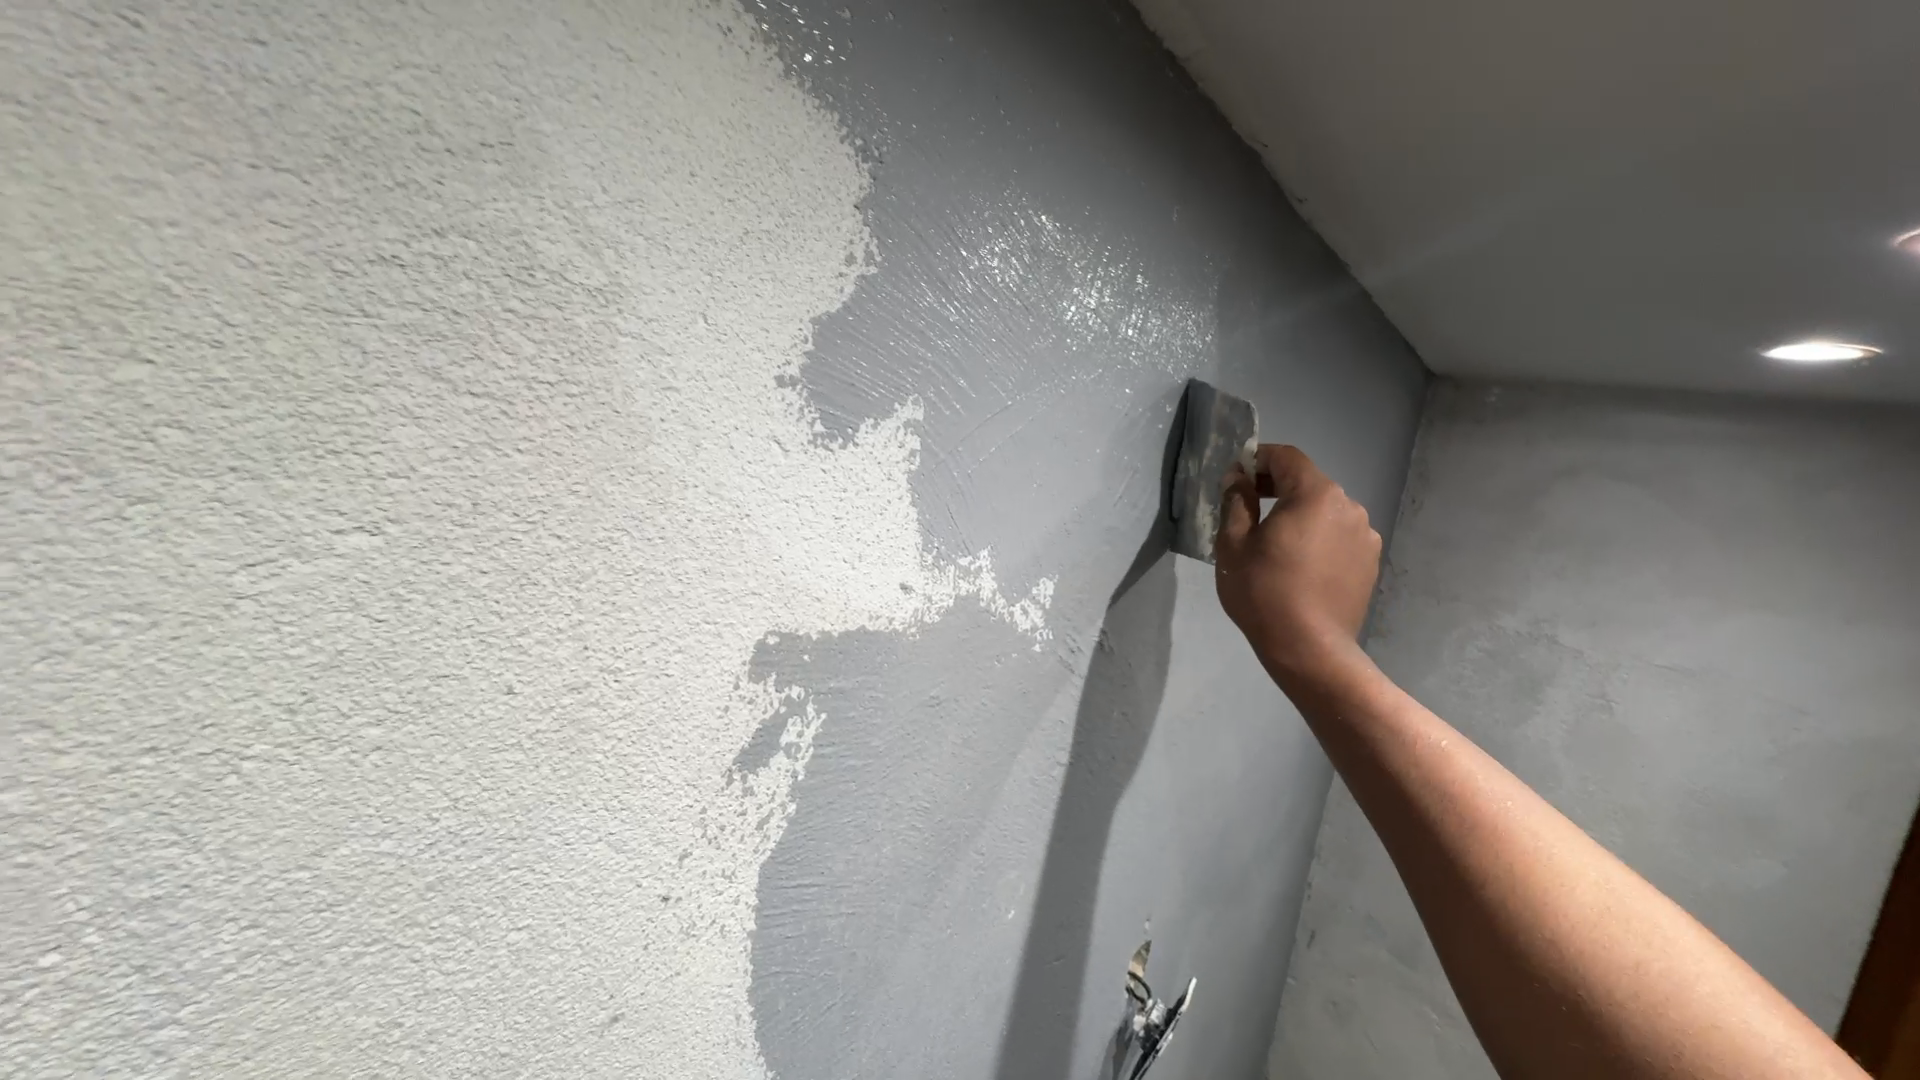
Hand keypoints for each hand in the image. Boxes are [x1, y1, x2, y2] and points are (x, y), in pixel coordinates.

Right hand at [1214, 445, 1381, 678]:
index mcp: (1315, 494)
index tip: (1236, 475)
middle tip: (1247, 506)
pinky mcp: (1370, 561)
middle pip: (1308, 482)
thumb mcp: (1233, 544)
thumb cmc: (1264, 592)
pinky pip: (1338, 535)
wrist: (1309, 647)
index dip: (1258, 458)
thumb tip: (1238, 477)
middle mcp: (1348, 506)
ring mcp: (1365, 534)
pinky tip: (1299, 565)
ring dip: (1299, 514)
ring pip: (1324, 510)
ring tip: (1274, 542)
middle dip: (1277, 487)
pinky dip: (1317, 537)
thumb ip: (1236, 501)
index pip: (1286, 457)